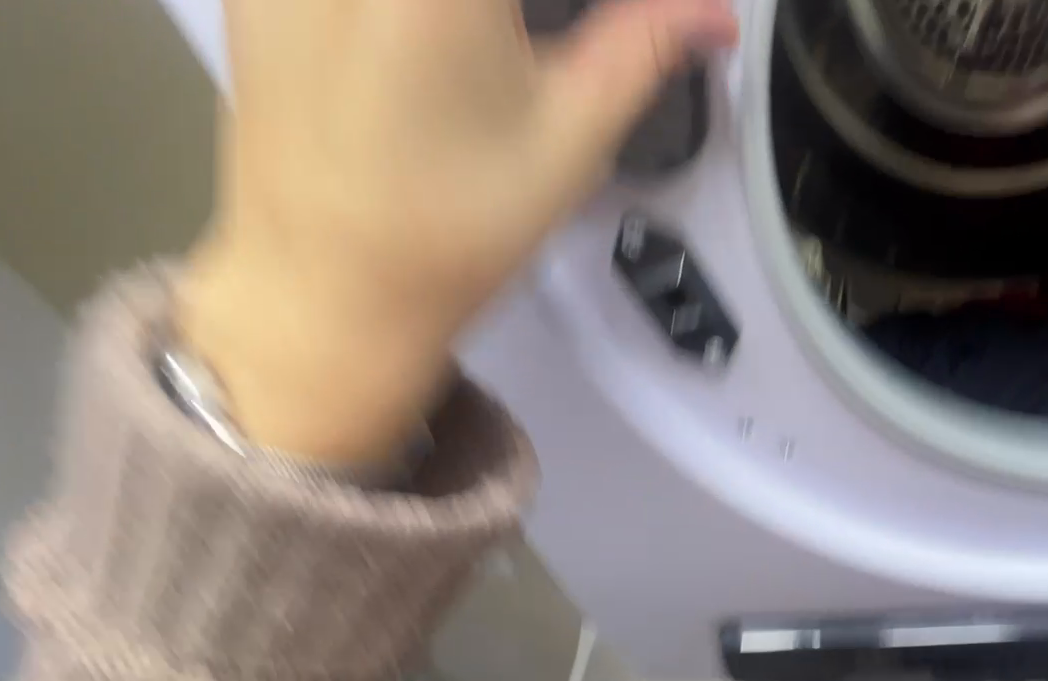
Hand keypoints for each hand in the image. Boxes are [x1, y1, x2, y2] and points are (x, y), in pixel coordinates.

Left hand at [180, 0, 738, 465]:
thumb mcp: (570, 142)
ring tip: (494, 55)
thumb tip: (715, 15)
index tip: (624, 24)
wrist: (332, 286)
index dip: (601, 4)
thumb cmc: (460, 228)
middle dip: (535, 12)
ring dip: (480, 22)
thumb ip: (643, 51)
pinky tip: (429, 52)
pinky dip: (419, 16)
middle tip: (540, 47)